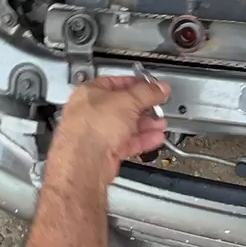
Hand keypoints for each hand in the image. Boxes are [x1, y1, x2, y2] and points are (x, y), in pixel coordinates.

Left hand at [45, 75, 169, 191]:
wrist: (84, 163)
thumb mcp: (127, 101)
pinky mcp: (105, 152)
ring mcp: (98, 134)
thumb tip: (159, 88)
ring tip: (160, 123)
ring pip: (126, 126)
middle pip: (122, 106)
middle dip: (144, 107)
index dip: (136, 84)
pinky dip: (142, 140)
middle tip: (158, 105)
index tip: (153, 87)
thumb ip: (146, 93)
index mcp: (89, 93)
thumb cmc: (91, 129)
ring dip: (146, 124)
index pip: (116, 82)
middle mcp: (91, 113)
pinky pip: (127, 142)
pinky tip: (155, 137)